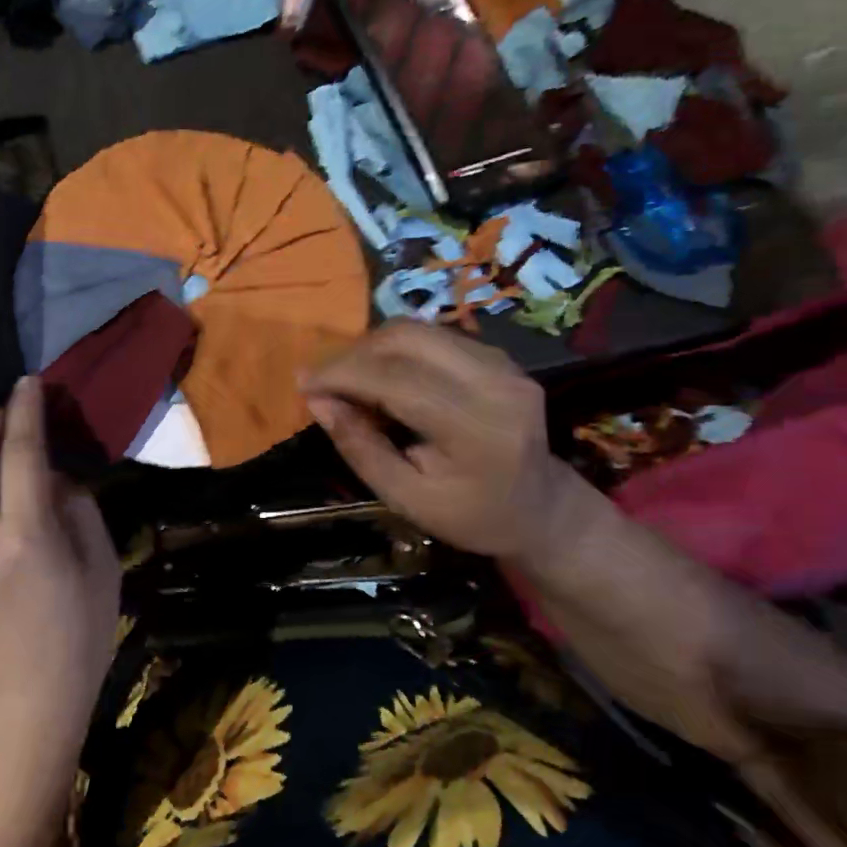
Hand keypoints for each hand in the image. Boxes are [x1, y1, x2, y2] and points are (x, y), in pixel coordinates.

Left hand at [0, 376, 121, 774]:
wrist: (20, 721)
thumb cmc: (79, 645)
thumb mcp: (102, 571)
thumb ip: (79, 511)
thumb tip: (54, 478)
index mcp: (27, 538)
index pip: (21, 452)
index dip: (25, 410)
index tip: (29, 382)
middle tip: (5, 414)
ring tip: (5, 473)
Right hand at [301, 322, 608, 560]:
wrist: (543, 508)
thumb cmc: (473, 516)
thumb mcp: (408, 500)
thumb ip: (361, 448)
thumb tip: (318, 401)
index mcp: (477, 430)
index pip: (397, 380)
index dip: (343, 374)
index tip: (303, 382)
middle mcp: (495, 383)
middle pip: (406, 340)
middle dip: (353, 354)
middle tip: (323, 381)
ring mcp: (503, 363)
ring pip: (418, 329)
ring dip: (371, 347)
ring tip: (348, 379)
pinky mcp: (500, 354)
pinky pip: (433, 335)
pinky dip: (396, 349)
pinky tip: (383, 376)